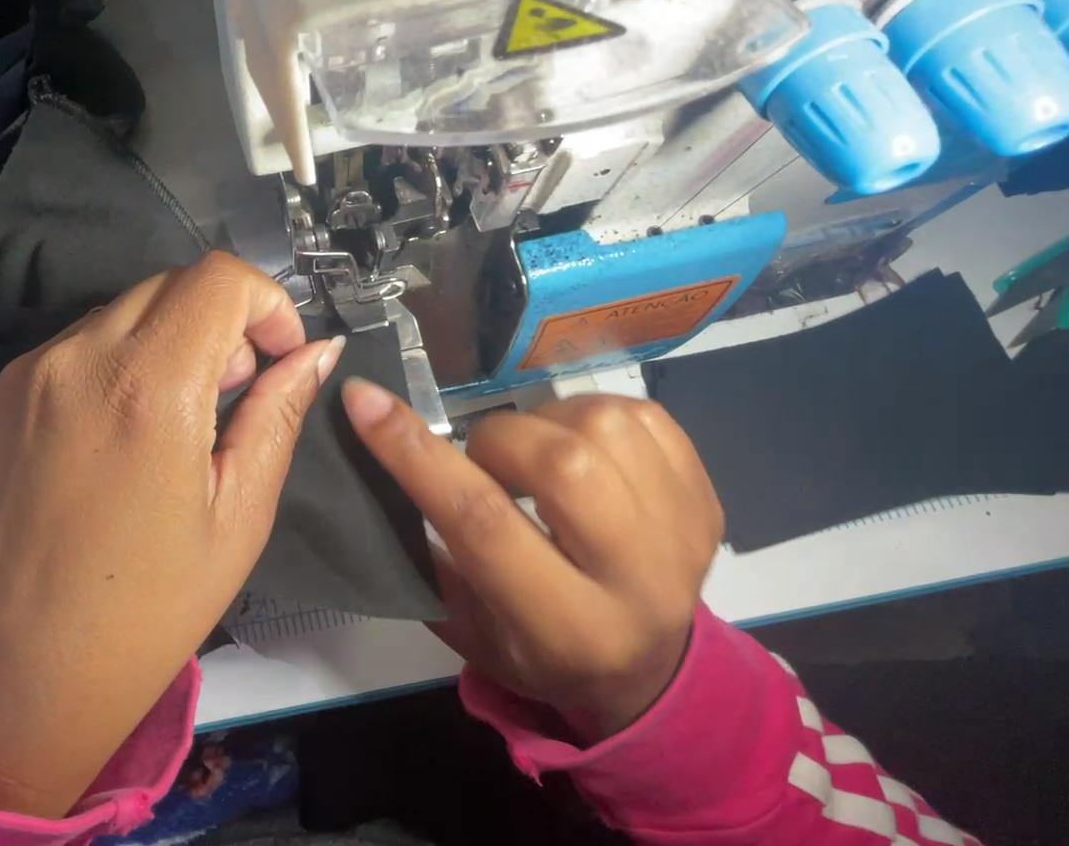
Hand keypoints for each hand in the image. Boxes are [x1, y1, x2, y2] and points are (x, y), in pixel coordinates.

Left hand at [0, 254, 345, 816]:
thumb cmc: (151, 609)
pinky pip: (65, 355)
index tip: (275, 355)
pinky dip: (106, 372)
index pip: (217, 277)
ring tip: (168, 424)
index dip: (265, 301)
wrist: (24, 677)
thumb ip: (278, 414)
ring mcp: (19, 378)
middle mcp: (74, 360)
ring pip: (114, 316)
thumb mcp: (238, 515)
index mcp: (147, 385)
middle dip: (216, 322)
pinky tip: (107, 444)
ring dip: (159, 344)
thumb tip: (315, 351)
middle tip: (229, 394)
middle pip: (165, 287)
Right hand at [343, 385, 722, 742]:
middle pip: (561, 466)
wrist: (647, 669)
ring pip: (604, 425)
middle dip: (498, 440)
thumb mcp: (464, 624)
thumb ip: (426, 546)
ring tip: (534, 448)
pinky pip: (643, 414)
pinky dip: (590, 412)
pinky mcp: (705, 499)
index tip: (363, 399)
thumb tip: (382, 435)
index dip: (414, 453)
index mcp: (563, 626)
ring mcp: (682, 535)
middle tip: (483, 457)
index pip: (481, 521)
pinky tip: (577, 442)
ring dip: (546, 420)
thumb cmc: (533, 648)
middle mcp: (636, 582)